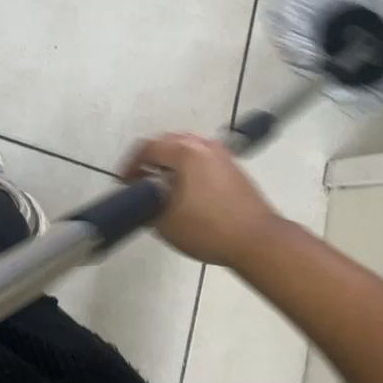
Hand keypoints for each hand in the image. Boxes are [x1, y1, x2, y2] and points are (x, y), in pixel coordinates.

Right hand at [121, 132, 287, 267]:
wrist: (259, 241)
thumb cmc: (209, 229)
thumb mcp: (165, 221)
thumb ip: (145, 204)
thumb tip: (140, 196)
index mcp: (185, 151)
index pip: (147, 147)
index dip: (130, 165)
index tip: (123, 183)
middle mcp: (203, 145)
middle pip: (167, 141)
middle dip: (149, 159)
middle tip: (139, 180)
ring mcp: (222, 154)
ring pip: (187, 146)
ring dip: (169, 160)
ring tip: (161, 183)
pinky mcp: (234, 167)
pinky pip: (202, 156)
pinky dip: (187, 165)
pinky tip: (186, 188)